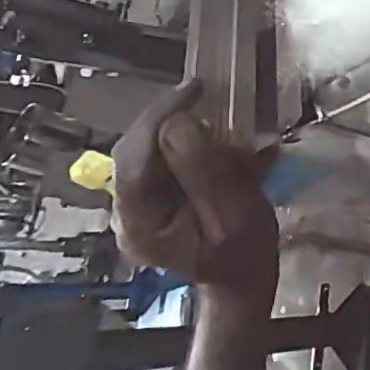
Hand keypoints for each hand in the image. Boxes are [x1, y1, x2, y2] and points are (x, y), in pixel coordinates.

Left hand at [111, 80, 279, 316]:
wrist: (242, 279)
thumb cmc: (244, 254)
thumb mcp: (236, 215)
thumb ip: (205, 172)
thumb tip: (177, 124)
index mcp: (139, 223)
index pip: (134, 157)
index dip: (160, 118)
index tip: (194, 89)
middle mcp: (124, 212)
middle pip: (134, 149)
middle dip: (168, 118)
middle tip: (203, 93)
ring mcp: (133, 204)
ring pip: (145, 148)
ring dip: (176, 126)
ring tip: (209, 110)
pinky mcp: (149, 195)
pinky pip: (157, 156)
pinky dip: (182, 137)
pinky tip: (206, 132)